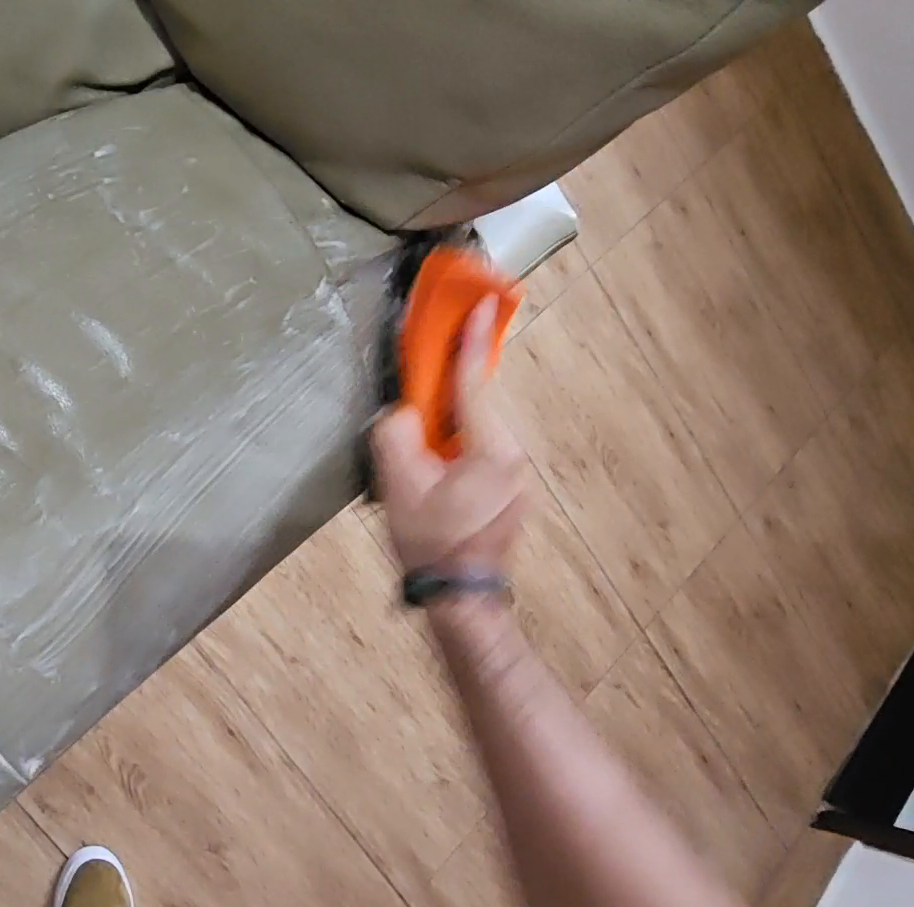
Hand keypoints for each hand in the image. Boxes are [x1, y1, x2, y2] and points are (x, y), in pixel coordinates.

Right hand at [370, 297, 526, 576]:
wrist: (459, 596)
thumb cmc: (429, 541)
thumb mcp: (398, 484)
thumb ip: (395, 434)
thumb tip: (402, 415)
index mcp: (491, 449)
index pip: (474, 385)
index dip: (471, 342)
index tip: (482, 303)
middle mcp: (514, 457)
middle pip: (475, 410)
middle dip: (445, 402)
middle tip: (419, 405)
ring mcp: (518, 479)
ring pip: (477, 437)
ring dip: (448, 435)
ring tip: (421, 462)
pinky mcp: (513, 496)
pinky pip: (483, 457)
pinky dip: (458, 455)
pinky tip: (437, 481)